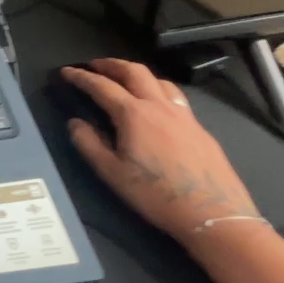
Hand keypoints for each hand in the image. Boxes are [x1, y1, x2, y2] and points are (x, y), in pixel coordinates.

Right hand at [62, 59, 260, 247]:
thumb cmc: (157, 195)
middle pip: (134, 71)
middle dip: (111, 64)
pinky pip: (176, 99)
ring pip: (160, 81)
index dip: (80, 76)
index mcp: (134, 114)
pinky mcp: (202, 131)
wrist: (216, 218)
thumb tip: (76, 123)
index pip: (101, 85)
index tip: (66, 72)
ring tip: (126, 80)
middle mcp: (159, 107)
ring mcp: (185, 118)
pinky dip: (159, 92)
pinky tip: (157, 108)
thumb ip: (88, 143)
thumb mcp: (111, 173)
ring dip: (138, 75)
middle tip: (95, 66)